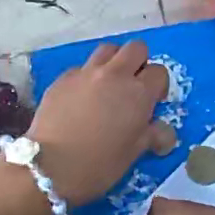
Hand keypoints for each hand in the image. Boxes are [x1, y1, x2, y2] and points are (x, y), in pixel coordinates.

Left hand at [26, 39, 173, 203]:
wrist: (50, 166)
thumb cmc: (99, 165)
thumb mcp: (134, 154)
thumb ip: (152, 136)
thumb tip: (164, 132)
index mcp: (138, 93)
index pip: (159, 73)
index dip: (158, 86)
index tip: (151, 103)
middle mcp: (114, 75)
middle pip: (136, 48)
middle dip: (139, 63)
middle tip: (132, 87)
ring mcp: (86, 73)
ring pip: (107, 49)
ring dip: (113, 62)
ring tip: (107, 85)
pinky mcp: (62, 78)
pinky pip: (82, 67)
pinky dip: (87, 76)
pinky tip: (81, 97)